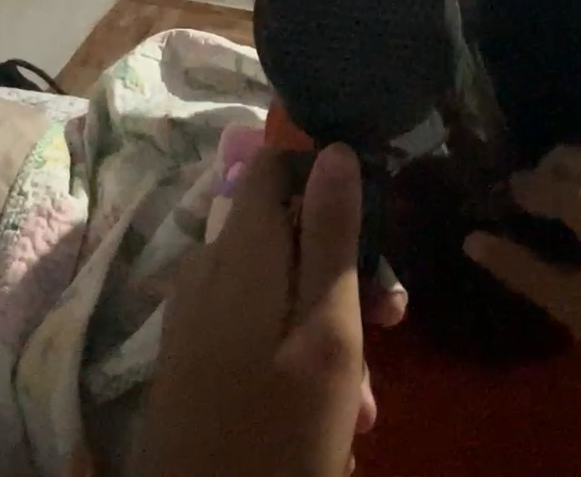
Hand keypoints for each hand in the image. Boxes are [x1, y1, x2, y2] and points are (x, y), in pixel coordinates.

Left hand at [134, 144, 367, 476]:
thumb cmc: (278, 430)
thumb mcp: (327, 332)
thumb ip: (331, 234)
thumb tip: (335, 150)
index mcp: (239, 247)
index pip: (273, 166)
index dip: (324, 178)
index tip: (370, 223)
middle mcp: (208, 263)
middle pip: (283, 230)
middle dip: (340, 268)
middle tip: (390, 323)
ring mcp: (194, 308)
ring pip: (276, 283)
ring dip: (325, 319)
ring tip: (361, 394)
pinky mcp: (190, 349)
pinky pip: (251, 319)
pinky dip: (291, 344)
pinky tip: (319, 403)